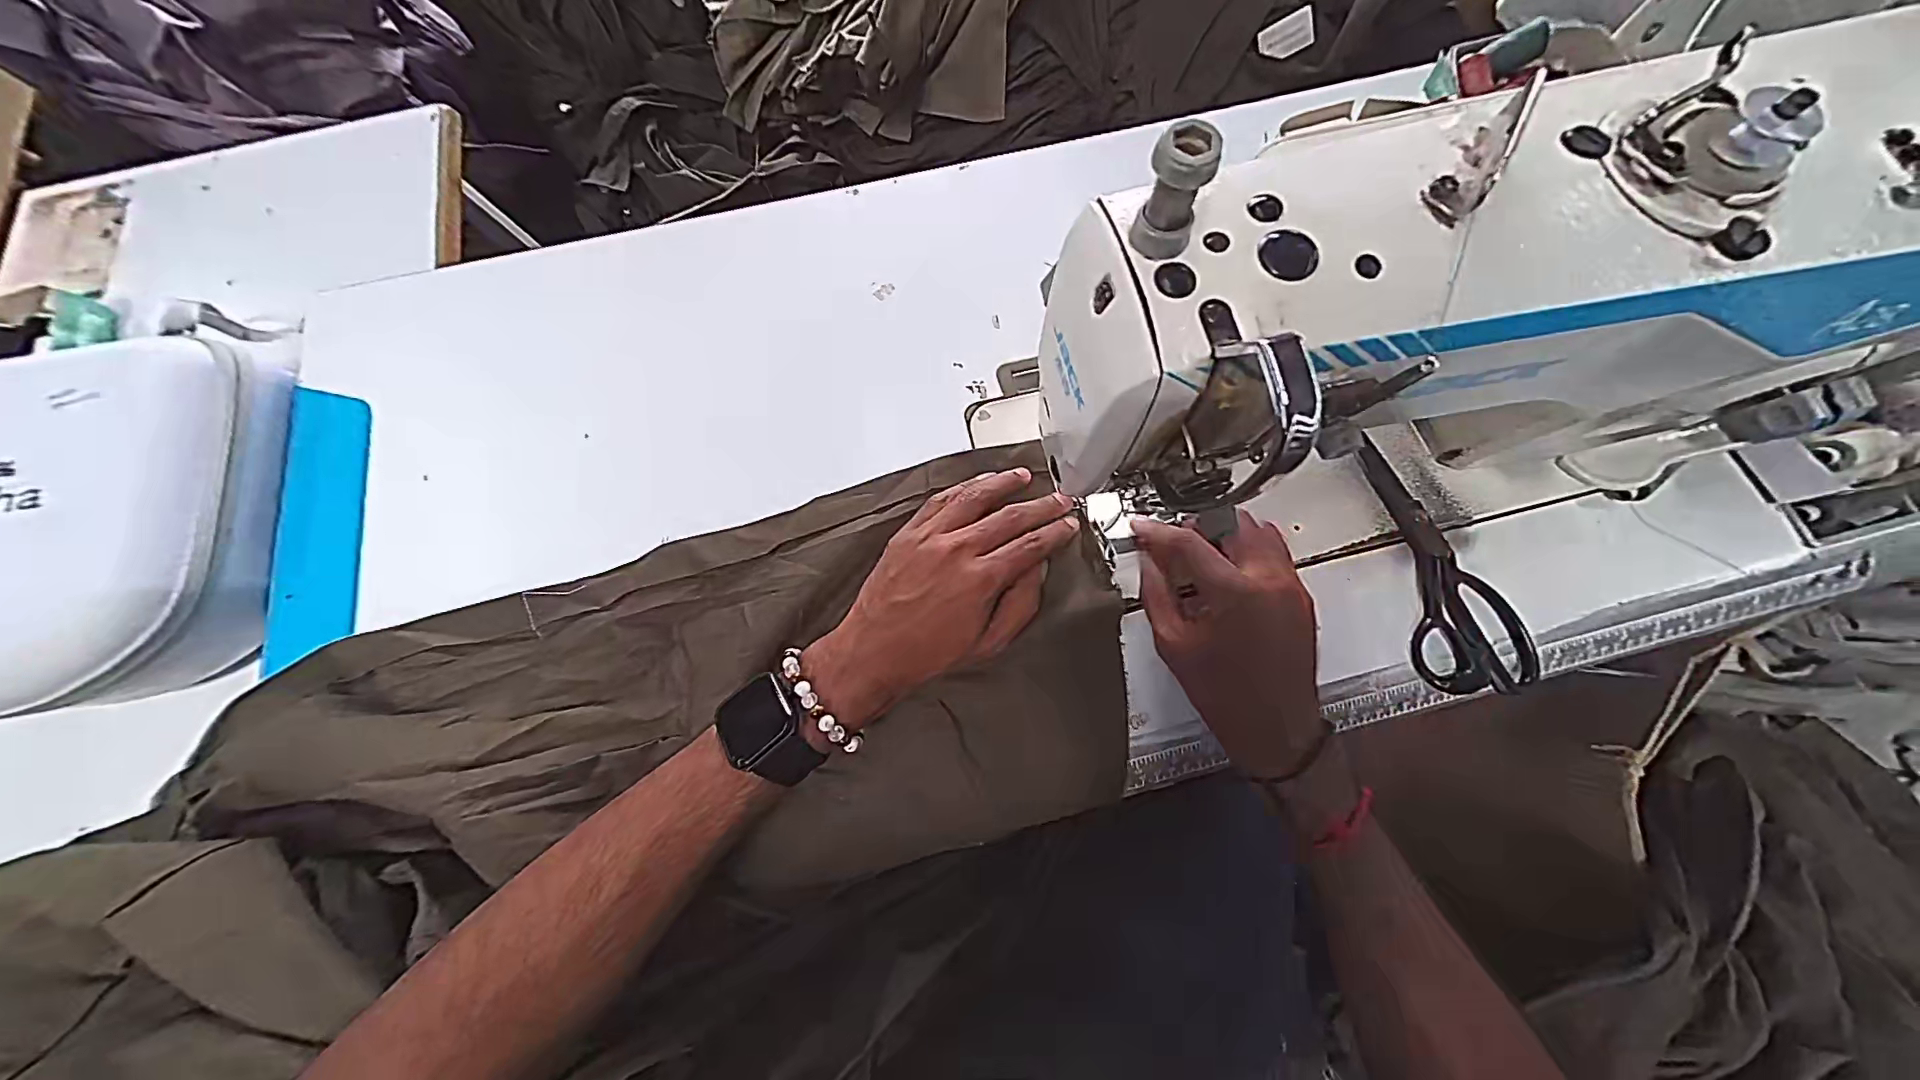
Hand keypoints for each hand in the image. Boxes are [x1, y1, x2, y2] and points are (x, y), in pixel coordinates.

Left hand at [802, 468, 1080, 736]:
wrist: (873, 651)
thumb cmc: (926, 653)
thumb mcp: (988, 642)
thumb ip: (1020, 604)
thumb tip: (1037, 571)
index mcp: (980, 579)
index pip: (1029, 544)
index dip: (1054, 532)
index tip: (1066, 525)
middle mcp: (956, 552)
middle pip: (1009, 516)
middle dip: (1040, 505)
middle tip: (1058, 500)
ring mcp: (929, 538)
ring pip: (975, 497)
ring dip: (1003, 483)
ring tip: (1022, 476)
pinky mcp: (908, 534)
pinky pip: (940, 500)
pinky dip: (963, 487)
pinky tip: (977, 483)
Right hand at [1134, 509, 1323, 778]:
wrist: (1275, 727)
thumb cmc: (1229, 697)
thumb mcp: (1174, 644)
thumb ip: (1156, 593)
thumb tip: (1149, 563)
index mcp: (1234, 592)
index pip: (1189, 541)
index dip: (1158, 531)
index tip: (1144, 529)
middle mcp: (1269, 581)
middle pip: (1230, 522)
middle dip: (1196, 525)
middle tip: (1173, 541)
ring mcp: (1290, 587)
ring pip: (1258, 530)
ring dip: (1226, 533)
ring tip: (1201, 553)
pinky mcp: (1300, 596)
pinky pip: (1275, 553)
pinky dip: (1248, 550)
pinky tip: (1227, 571)